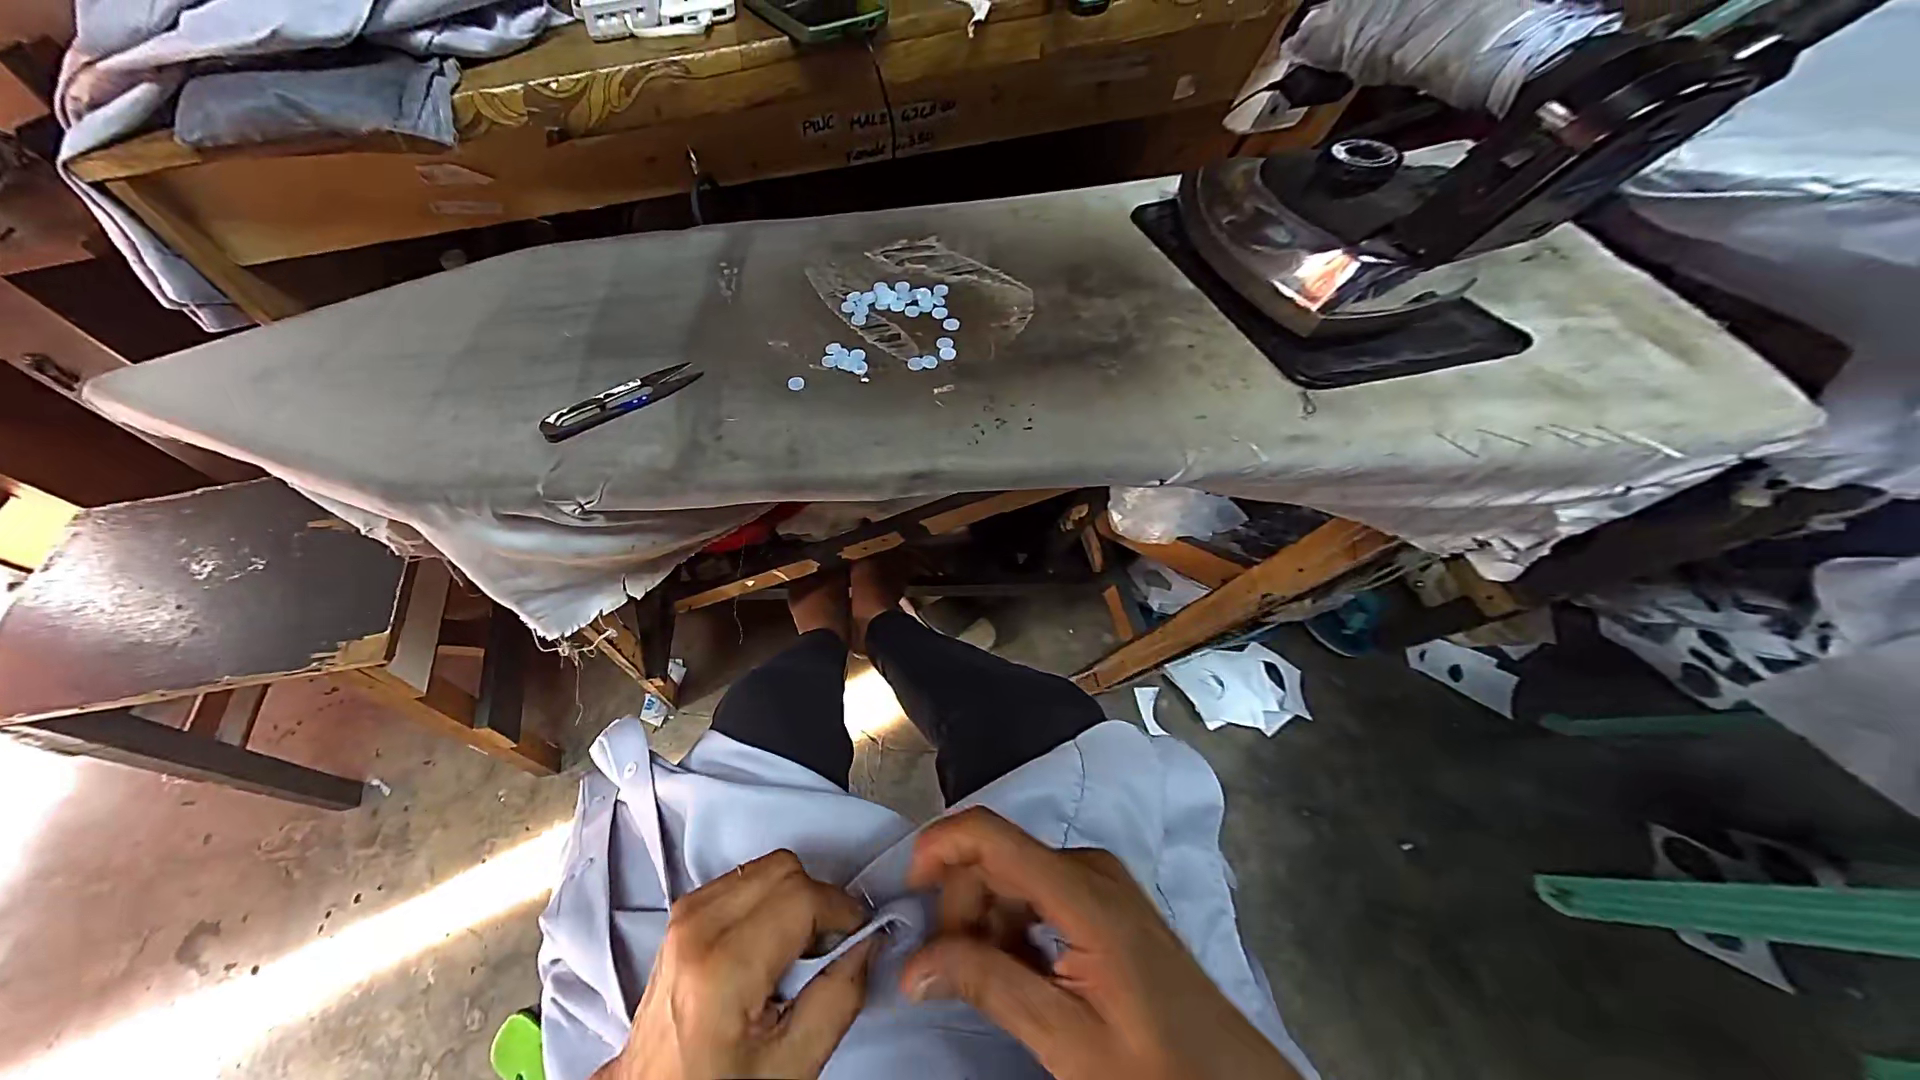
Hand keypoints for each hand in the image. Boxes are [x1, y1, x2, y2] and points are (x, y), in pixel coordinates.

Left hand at [596, 850, 876, 1079]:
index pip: (801, 896)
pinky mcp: (682, 915)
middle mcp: (696, 931)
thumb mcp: (791, 1067)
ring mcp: (684, 918)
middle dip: (819, 900)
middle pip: (784, 870)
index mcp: (721, 970)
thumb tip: (868, 942)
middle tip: (829, 945)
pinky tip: (771, 939)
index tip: (858, 935)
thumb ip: (840, 997)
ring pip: (766, 866)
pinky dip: (769, 896)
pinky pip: (744, 877)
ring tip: (799, 946)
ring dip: (794, 896)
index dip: (842, 910)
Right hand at [899, 808, 1299, 1079]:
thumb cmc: (1156, 1065)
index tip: (906, 890)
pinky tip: (1021, 972)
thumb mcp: (1066, 1039)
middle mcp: (1088, 866)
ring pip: (1013, 876)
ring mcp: (1099, 879)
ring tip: (990, 982)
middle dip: (961, 906)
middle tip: (950, 971)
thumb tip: (915, 962)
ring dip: (985, 921)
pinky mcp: (1103, 898)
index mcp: (1082, 890)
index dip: (939, 847)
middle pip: (996, 858)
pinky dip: (1013, 926)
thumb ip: (989, 986)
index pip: (991, 835)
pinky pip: (1038, 892)